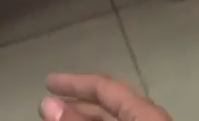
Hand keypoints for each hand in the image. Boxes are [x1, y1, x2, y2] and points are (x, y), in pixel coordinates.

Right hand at [40, 75, 170, 120]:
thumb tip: (47, 103)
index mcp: (146, 110)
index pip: (105, 86)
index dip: (74, 82)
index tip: (47, 82)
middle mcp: (151, 116)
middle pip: (112, 104)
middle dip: (78, 103)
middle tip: (50, 105)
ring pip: (118, 120)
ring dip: (87, 118)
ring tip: (62, 119)